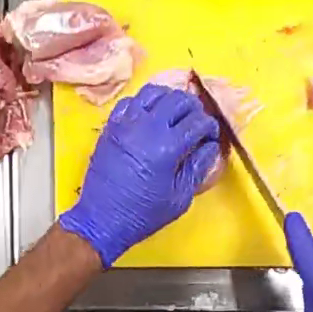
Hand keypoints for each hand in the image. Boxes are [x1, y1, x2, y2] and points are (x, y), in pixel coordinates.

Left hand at [59, 84, 220, 266]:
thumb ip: (198, 168)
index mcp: (168, 146)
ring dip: (169, 99)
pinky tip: (149, 118)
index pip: (198, 121)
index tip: (210, 137)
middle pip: (179, 99)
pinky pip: (130, 101)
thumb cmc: (143, 214)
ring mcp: (126, 123)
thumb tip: (210, 147)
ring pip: (154, 92)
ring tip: (174, 115)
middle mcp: (147, 127)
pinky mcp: (111, 127)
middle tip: (195, 124)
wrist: (101, 220)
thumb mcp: (179, 198)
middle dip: (193, 109)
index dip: (210, 127)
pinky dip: (144, 103)